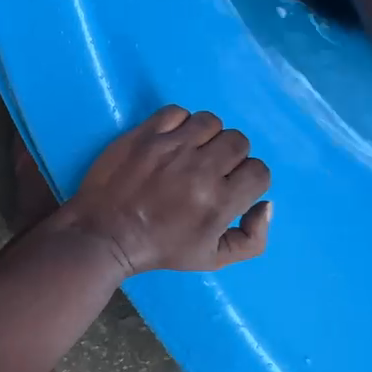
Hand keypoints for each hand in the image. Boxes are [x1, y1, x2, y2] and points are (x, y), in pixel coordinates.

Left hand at [53, 106, 272, 275]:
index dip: (248, 178)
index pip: (259, 171)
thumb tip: (266, 205)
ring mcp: (170, 147)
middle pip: (238, 141)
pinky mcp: (144, 134)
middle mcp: (200, 170)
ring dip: (206, 135)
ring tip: (190, 151)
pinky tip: (170, 140)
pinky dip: (178, 122)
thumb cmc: (160, 248)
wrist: (104, 233)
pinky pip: (175, 111)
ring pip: (210, 121)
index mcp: (220, 203)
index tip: (230, 185)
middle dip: (230, 155)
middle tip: (210, 168)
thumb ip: (252, 239)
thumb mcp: (213, 259)